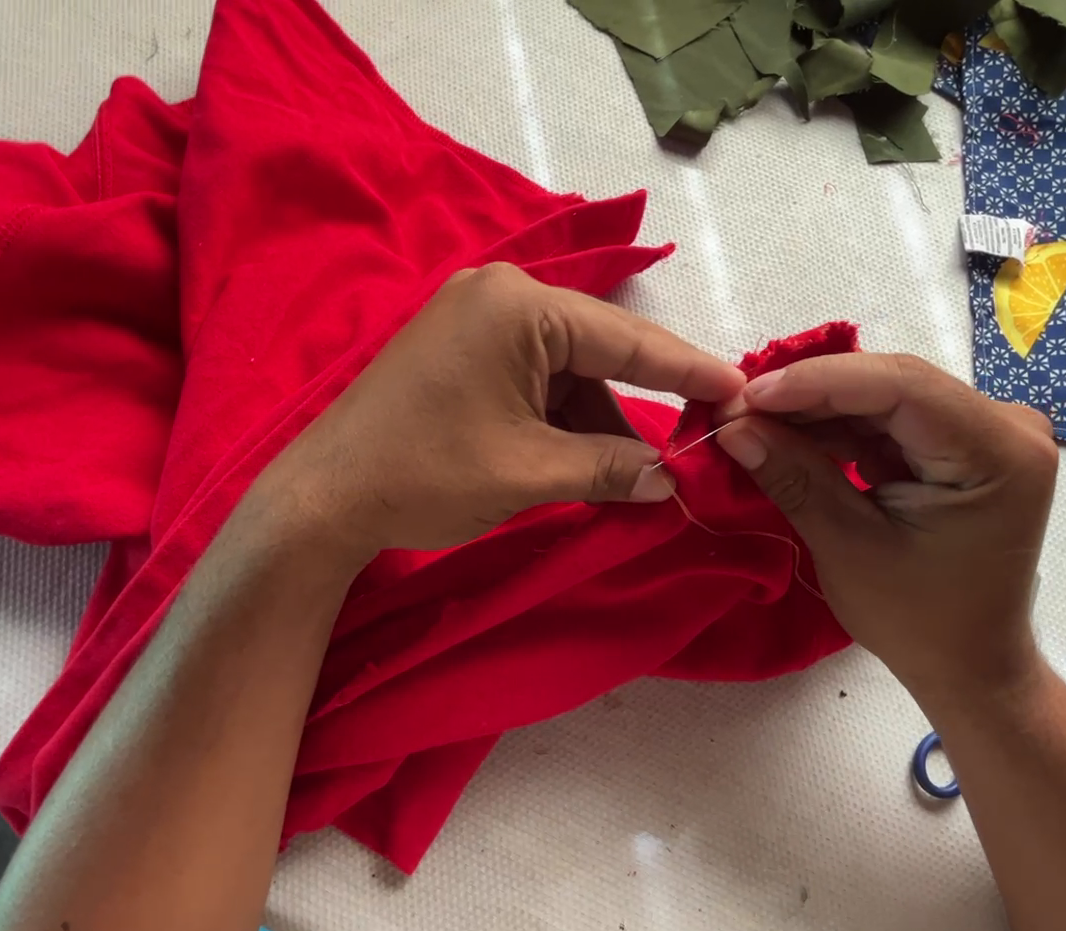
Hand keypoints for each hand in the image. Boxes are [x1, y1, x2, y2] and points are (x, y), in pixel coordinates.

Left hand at [258, 262, 745, 557]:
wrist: (324, 499)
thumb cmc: (427, 476)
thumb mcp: (529, 473)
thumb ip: (610, 468)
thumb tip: (671, 479)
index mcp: (519, 306)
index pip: (625, 338)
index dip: (688, 370)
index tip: (741, 389)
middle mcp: (498, 296)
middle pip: (594, 354)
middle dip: (636, 411)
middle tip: (689, 452)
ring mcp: (472, 321)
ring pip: (562, 374)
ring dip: (595, 426)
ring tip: (632, 478)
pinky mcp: (456, 352)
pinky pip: (528, 381)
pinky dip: (556, 423)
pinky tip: (581, 464)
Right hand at [713, 352, 1058, 703]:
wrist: (965, 663)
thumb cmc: (916, 619)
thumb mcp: (847, 547)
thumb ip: (794, 477)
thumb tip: (733, 425)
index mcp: (998, 451)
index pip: (901, 386)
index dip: (817, 382)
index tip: (746, 396)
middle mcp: (1003, 426)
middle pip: (891, 385)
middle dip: (808, 395)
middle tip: (734, 409)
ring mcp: (980, 434)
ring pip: (881, 400)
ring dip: (813, 412)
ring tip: (747, 422)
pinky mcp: (954, 449)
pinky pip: (884, 424)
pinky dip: (832, 431)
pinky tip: (784, 435)